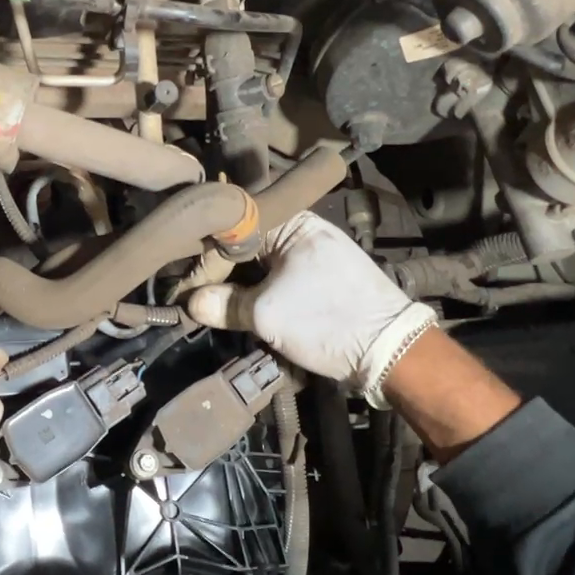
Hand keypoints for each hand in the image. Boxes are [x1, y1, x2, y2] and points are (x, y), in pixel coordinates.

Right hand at [185, 211, 438, 407]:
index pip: (232, 231)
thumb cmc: (329, 321)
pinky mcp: (322, 279)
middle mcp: (304, 230)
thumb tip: (190, 303)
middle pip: (245, 246)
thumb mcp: (265, 315)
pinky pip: (278, 279)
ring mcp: (315, 255)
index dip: (203, 258)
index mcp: (293, 223)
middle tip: (191, 295)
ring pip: (260, 265)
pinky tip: (239, 309)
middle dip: (219, 272)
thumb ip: (222, 306)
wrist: (393, 352)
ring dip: (238, 286)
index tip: (181, 282)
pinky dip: (258, 293)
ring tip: (210, 304)